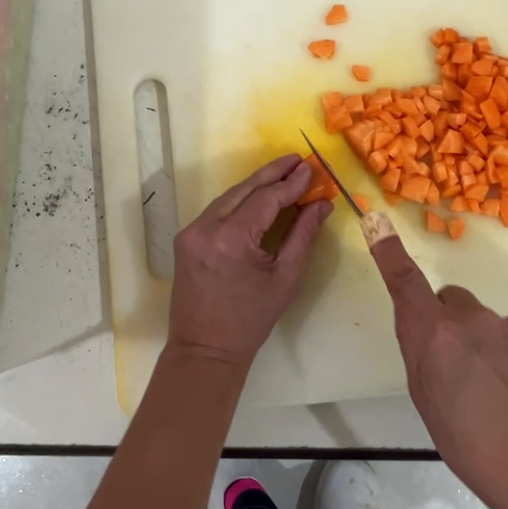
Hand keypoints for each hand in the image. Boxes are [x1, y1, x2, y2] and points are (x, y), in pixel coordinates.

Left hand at [166, 154, 332, 369]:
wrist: (205, 348)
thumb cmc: (250, 320)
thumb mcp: (285, 278)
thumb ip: (303, 236)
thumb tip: (321, 204)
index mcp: (231, 239)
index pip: (265, 199)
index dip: (290, 184)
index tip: (311, 169)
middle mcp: (205, 228)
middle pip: (243, 190)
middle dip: (272, 174)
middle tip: (298, 160)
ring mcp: (191, 231)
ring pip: (228, 198)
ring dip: (256, 185)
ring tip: (283, 172)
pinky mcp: (186, 238)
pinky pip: (217, 211)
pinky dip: (240, 201)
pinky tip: (259, 195)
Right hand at [374, 238, 507, 508]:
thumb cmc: (469, 445)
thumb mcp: (426, 400)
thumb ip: (422, 354)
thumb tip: (425, 330)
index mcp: (434, 334)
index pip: (405, 283)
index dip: (388, 253)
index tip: (376, 223)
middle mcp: (471, 320)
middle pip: (447, 300)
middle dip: (443, 321)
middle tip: (448, 368)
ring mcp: (507, 328)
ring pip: (478, 321)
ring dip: (474, 342)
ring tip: (483, 392)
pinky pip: (504, 337)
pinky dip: (499, 355)